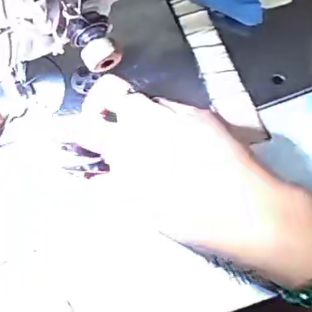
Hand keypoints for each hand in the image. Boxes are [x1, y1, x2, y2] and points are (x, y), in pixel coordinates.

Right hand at [70, 75, 311, 285]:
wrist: (255, 211)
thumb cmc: (194, 218)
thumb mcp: (143, 205)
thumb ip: (111, 184)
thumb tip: (93, 175)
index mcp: (131, 144)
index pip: (85, 126)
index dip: (66, 127)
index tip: (57, 130)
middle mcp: (153, 118)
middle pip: (114, 93)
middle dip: (100, 105)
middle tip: (100, 129)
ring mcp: (181, 112)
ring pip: (145, 102)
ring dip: (133, 116)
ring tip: (138, 144)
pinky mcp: (204, 116)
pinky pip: (171, 110)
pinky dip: (161, 122)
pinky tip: (170, 146)